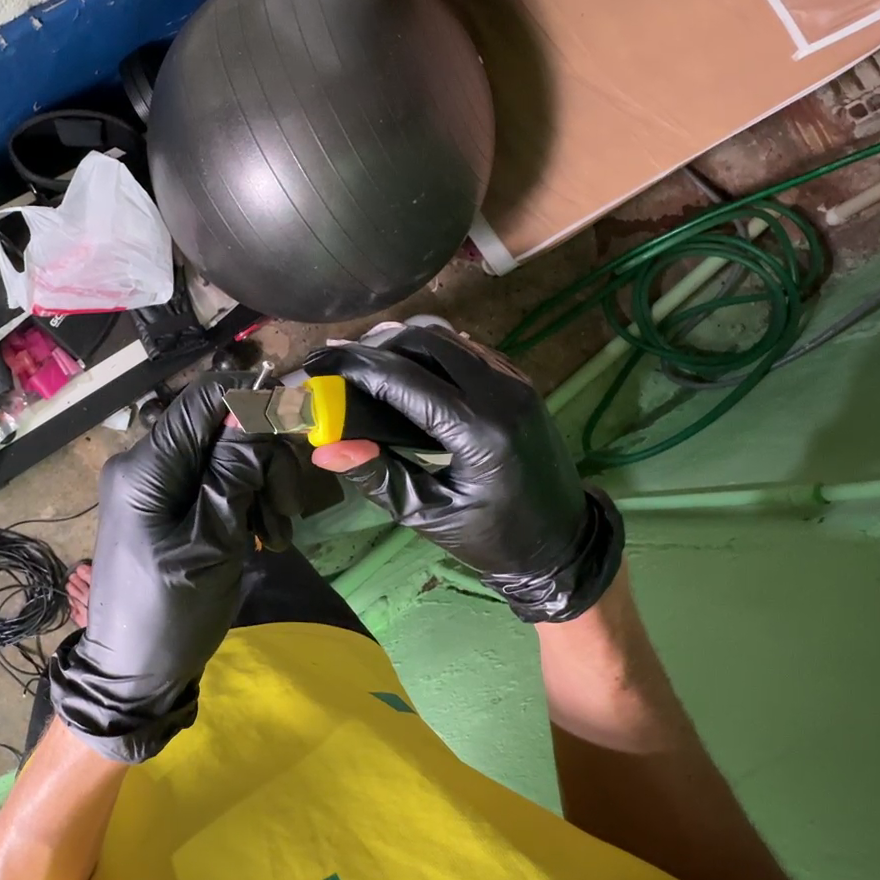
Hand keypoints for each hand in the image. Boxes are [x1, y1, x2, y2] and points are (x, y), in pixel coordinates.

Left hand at [48, 375, 263, 761]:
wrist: (134, 673)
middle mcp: (143, 464)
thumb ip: (234, 471)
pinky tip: (258, 537)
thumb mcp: (213, 543)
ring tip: (273, 537)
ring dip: (259, 487)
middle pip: (218, 427)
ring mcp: (151, 485)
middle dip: (264, 459)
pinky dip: (242, 502)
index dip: (255, 397)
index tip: (299, 427)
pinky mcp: (162, 504)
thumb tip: (255, 406)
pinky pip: (210, 482)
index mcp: (145, 468)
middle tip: (287, 512)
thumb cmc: (172, 615)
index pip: (204, 398)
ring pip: (221, 455)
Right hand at [304, 328, 622, 622]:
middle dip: (375, 347)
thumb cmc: (490, 538)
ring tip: (365, 364)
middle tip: (339, 365)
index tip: (316, 365)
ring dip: (402, 344)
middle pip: (424, 341)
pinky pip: (467, 350)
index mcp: (478, 432)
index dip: (354, 367)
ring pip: (447, 338)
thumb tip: (324, 449)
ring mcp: (515, 382)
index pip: (404, 378)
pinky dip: (430, 352)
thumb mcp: (426, 514)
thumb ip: (376, 475)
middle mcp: (501, 393)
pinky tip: (406, 371)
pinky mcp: (519, 381)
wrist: (562, 541)